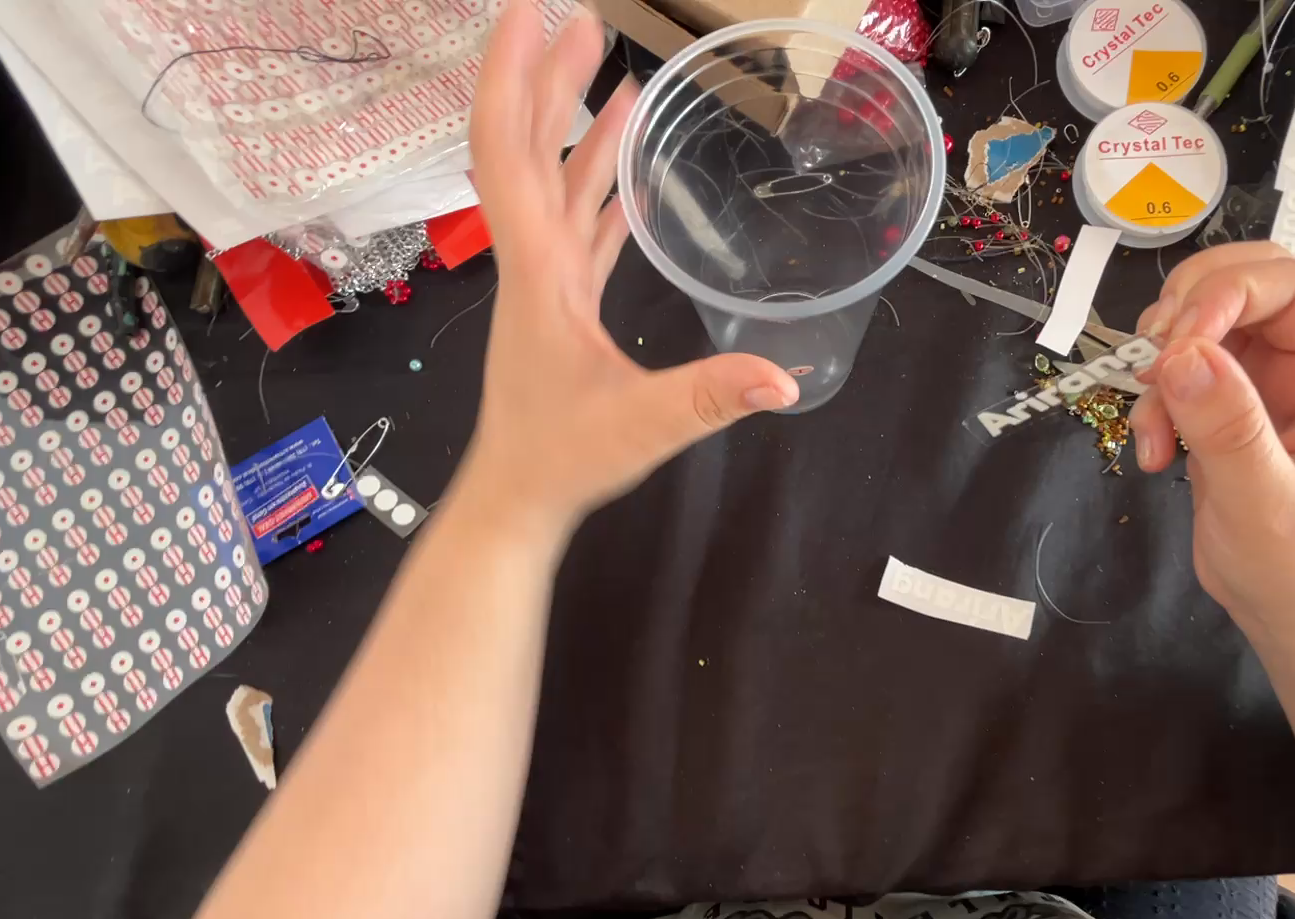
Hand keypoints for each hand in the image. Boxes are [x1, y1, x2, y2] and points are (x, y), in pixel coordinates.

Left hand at [457, 0, 798, 535]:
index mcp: (539, 273)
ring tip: (615, 79)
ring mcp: (545, 285)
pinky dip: (596, 193)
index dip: (514, 75)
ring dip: (574, 130)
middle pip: (527, 151)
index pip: (507, 151)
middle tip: (585, 21)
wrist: (519, 494)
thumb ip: (713, 397)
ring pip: (552, 188)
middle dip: (550, 80)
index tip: (533, 12)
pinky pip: (575, 231)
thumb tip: (787, 379)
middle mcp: (533, 265)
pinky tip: (624, 175)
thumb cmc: (564, 457)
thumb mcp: (644, 425)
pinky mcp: (560, 307)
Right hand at [1126, 242, 1294, 642]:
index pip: (1292, 287)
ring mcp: (1265, 386)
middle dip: (1184, 315)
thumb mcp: (1266, 504)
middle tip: (1147, 363)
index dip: (1225, 295)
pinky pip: (1177, 377)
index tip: (1170, 345)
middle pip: (1242, 287)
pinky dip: (1151, 406)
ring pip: (1197, 330)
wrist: (1294, 617)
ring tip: (1151, 436)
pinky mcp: (1226, 411)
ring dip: (1159, 372)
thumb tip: (1178, 356)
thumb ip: (1227, 429)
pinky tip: (1153, 456)